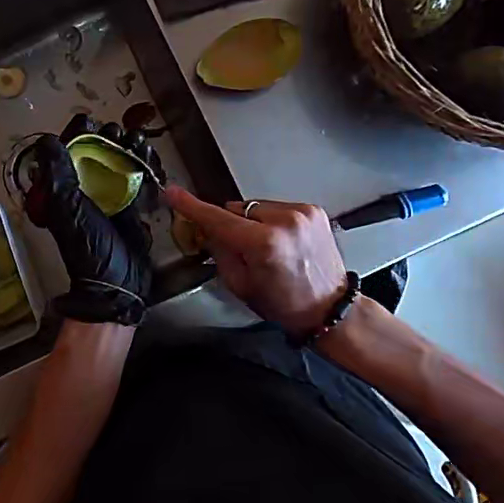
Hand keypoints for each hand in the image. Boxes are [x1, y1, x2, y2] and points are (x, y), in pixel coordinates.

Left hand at [21, 125, 152, 325]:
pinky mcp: (133, 206)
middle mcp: (86, 190)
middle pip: (98, 152)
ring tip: (137, 141)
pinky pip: (139, 178)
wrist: (117, 282)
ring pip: (120, 162)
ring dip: (129, 147)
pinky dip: (145, 164)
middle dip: (108, 137)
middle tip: (117, 132)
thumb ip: (58, 173)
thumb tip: (47, 140)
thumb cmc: (89, 246)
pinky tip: (149, 155)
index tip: (90, 119)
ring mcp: (111, 197)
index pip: (69, 151)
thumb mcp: (67, 207)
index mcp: (65, 190)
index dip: (78, 132)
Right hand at [163, 186, 348, 334]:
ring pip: (257, 207)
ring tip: (269, 249)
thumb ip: (220, 251)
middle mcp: (285, 221)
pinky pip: (277, 208)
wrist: (329, 308)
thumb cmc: (286, 304)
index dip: (191, 207)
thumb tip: (207, 229)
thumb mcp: (241, 285)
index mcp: (265, 244)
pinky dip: (273, 222)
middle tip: (243, 251)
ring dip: (254, 223)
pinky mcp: (313, 210)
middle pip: (237, 210)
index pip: (218, 219)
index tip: (174, 194)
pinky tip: (282, 243)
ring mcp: (302, 213)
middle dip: (233, 226)